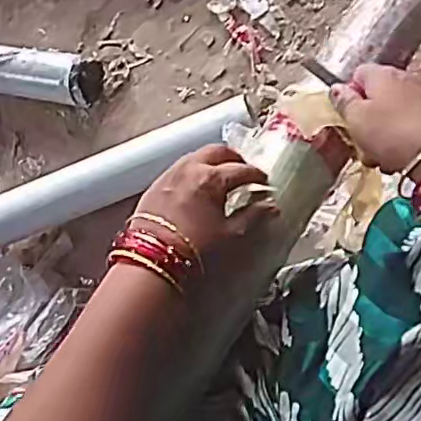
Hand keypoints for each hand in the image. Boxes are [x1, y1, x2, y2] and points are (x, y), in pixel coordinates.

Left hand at [131, 145, 277, 262]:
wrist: (152, 268)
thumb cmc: (194, 253)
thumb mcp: (233, 236)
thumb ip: (255, 216)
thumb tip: (269, 207)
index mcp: (211, 178)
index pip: (242, 169)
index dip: (257, 175)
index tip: (264, 183)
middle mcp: (188, 170)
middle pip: (216, 151)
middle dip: (234, 159)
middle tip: (245, 171)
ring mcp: (168, 177)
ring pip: (195, 157)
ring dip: (212, 163)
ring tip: (222, 179)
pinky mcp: (153, 190)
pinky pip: (178, 171)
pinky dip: (193, 173)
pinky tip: (198, 190)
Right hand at [329, 64, 420, 174]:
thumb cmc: (394, 133)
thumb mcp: (357, 120)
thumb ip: (344, 103)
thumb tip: (337, 89)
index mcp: (382, 74)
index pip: (357, 74)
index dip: (348, 97)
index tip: (346, 119)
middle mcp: (406, 79)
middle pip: (378, 97)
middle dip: (367, 122)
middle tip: (363, 146)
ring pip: (395, 115)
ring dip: (385, 137)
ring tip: (383, 159)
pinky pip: (414, 127)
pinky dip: (406, 142)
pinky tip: (404, 160)